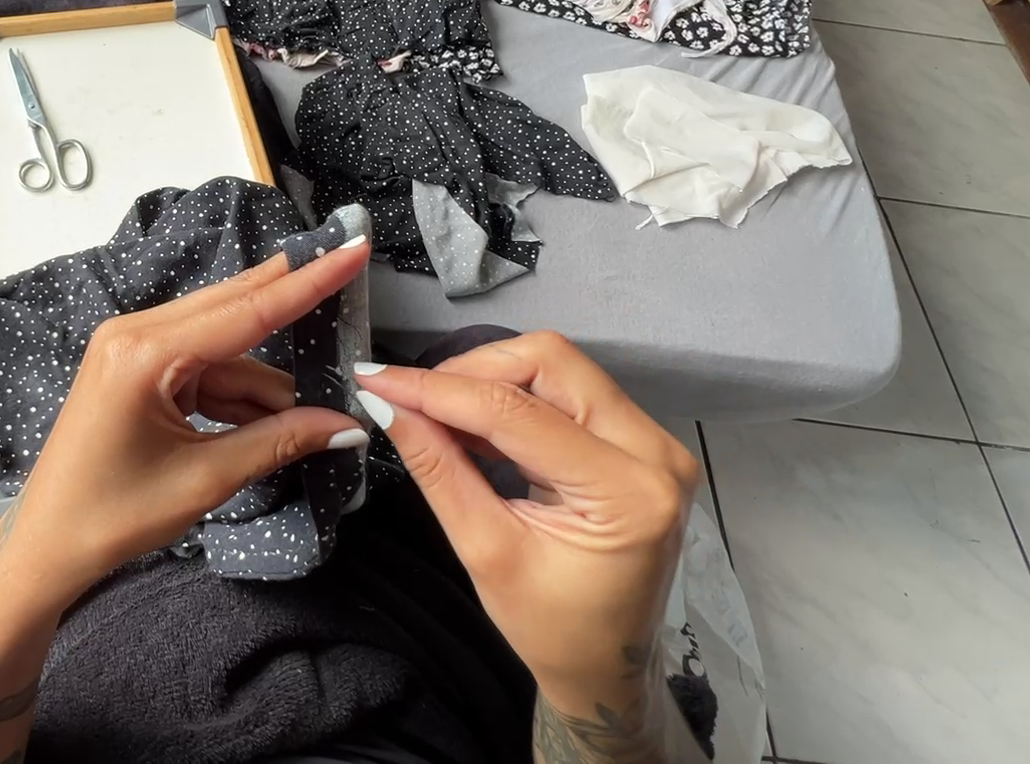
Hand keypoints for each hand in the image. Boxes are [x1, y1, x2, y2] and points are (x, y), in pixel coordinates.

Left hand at [2, 240, 370, 608]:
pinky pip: (206, 367)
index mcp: (144, 351)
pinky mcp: (140, 367)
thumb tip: (348, 425)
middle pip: (235, 307)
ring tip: (321, 406)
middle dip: (294, 298)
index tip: (351, 247)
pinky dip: (241, 391)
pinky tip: (279, 416)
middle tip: (351, 268)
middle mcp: (137, 332)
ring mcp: (135, 347)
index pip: (246, 310)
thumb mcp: (203, 480)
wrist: (47, 544)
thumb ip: (279, 442)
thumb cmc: (113, 516)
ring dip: (269, 379)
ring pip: (226, 346)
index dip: (308, 281)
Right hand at [354, 333, 697, 715]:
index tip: (376, 378)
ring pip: (554, 365)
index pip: (514, 411)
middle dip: (469, 371)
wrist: (607, 668)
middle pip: (548, 362)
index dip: (436, 388)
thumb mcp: (483, 550)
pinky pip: (563, 386)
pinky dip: (507, 393)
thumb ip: (436, 467)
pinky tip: (470, 420)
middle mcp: (653, 452)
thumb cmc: (550, 627)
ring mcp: (651, 440)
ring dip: (486, 378)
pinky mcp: (635, 437)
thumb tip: (385, 403)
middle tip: (414, 398)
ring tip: (437, 411)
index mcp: (627, 494)